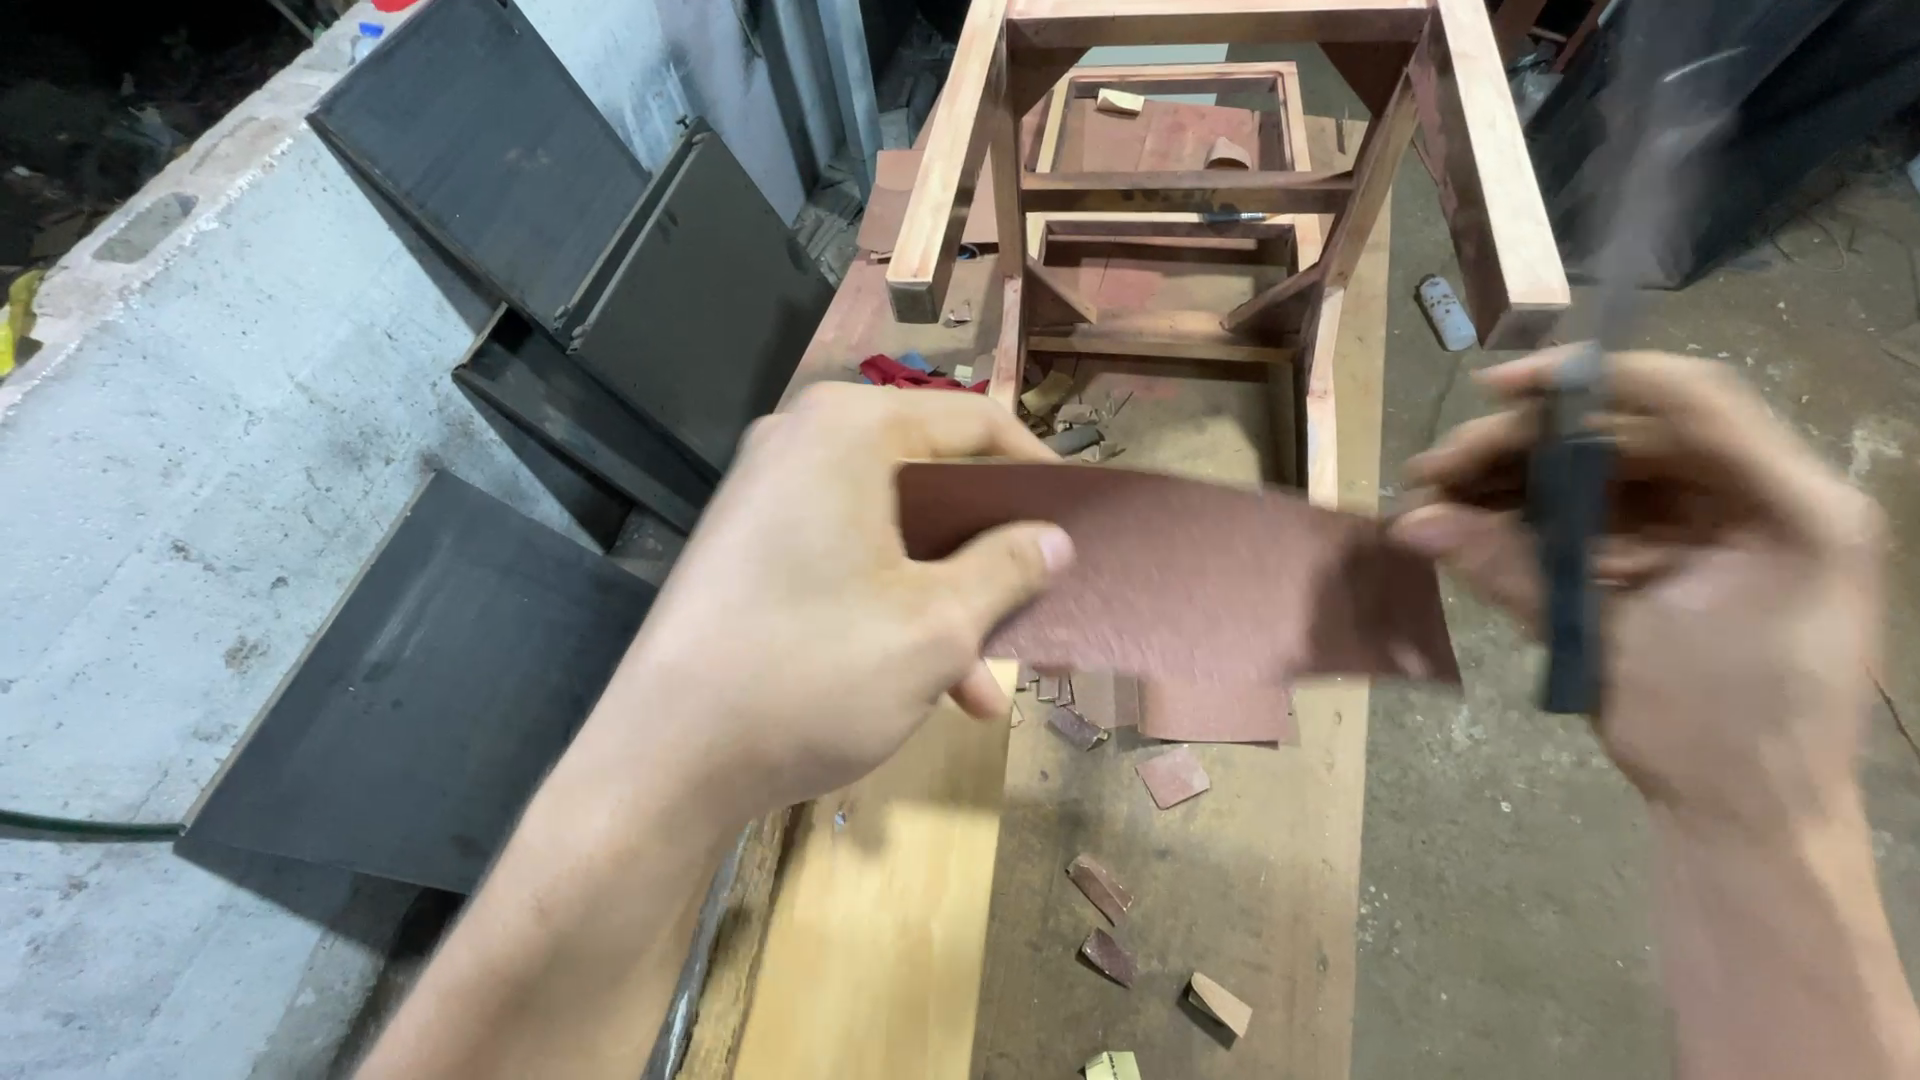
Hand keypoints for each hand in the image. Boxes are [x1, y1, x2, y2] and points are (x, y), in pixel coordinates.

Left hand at [589, 383, 1072, 824]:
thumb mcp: (938, 625)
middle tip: (1032, 607)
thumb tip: (1054, 538)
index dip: (1035, 471)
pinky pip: (845, 556)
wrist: (661, 762)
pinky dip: (890, 604)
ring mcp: (767, 493)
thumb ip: (1008, 568)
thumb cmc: (813, 674)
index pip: (973, 423)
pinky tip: (925, 683)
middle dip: (987, 556)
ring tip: (982, 683)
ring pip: (891, 531)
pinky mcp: (747, 545)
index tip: (1076, 523)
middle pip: (930, 481)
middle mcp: (802, 441)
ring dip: (944, 598)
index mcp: (849, 430)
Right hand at [1390, 349, 1884, 833]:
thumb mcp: (1611, 639)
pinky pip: (1587, 515)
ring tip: (1435, 499)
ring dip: (1511, 480)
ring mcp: (1707, 527)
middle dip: (1519, 446)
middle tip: (1433, 471)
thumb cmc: (1716, 729)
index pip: (1689, 399)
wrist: (1745, 809)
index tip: (1494, 389)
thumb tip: (1411, 523)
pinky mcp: (1666, 555)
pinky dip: (1526, 516)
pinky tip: (1468, 524)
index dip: (1588, 380)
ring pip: (1595, 472)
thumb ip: (1512, 570)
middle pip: (1622, 435)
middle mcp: (1751, 498)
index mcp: (1784, 504)